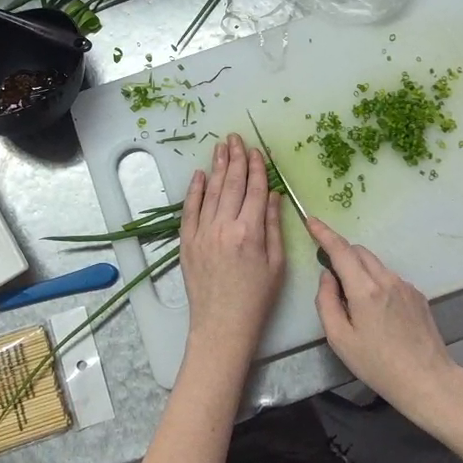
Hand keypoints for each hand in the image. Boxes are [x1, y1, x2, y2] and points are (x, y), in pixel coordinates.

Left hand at [179, 134, 285, 353]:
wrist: (222, 325)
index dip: (258, 168)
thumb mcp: (276, 265)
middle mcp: (224, 227)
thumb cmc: (256, 299)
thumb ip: (274, 227)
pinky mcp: (187, 242)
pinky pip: (190, 210)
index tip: (258, 151)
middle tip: (236, 137)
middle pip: (232, 185)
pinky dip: (194, 190)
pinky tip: (200, 175)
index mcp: (251, 232)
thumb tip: (274, 197)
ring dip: (217, 167)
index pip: (256, 191)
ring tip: (221, 147)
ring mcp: (202, 233)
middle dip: (236, 159)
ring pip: (211, 192)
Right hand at [309, 218, 462, 424]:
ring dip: (359, 270)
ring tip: (354, 303)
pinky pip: (390, 279)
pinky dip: (376, 284)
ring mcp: (406, 286)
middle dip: (341, 253)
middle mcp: (387, 280)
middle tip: (330, 274)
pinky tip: (377, 314)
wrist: (427, 380)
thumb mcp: (340, 339)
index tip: (311, 221)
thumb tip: (327, 276)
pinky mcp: (418, 296)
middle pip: (360, 252)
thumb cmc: (378, 365)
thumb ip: (327, 302)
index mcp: (365, 290)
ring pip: (376, 265)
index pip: (341, 250)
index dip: (324, 233)